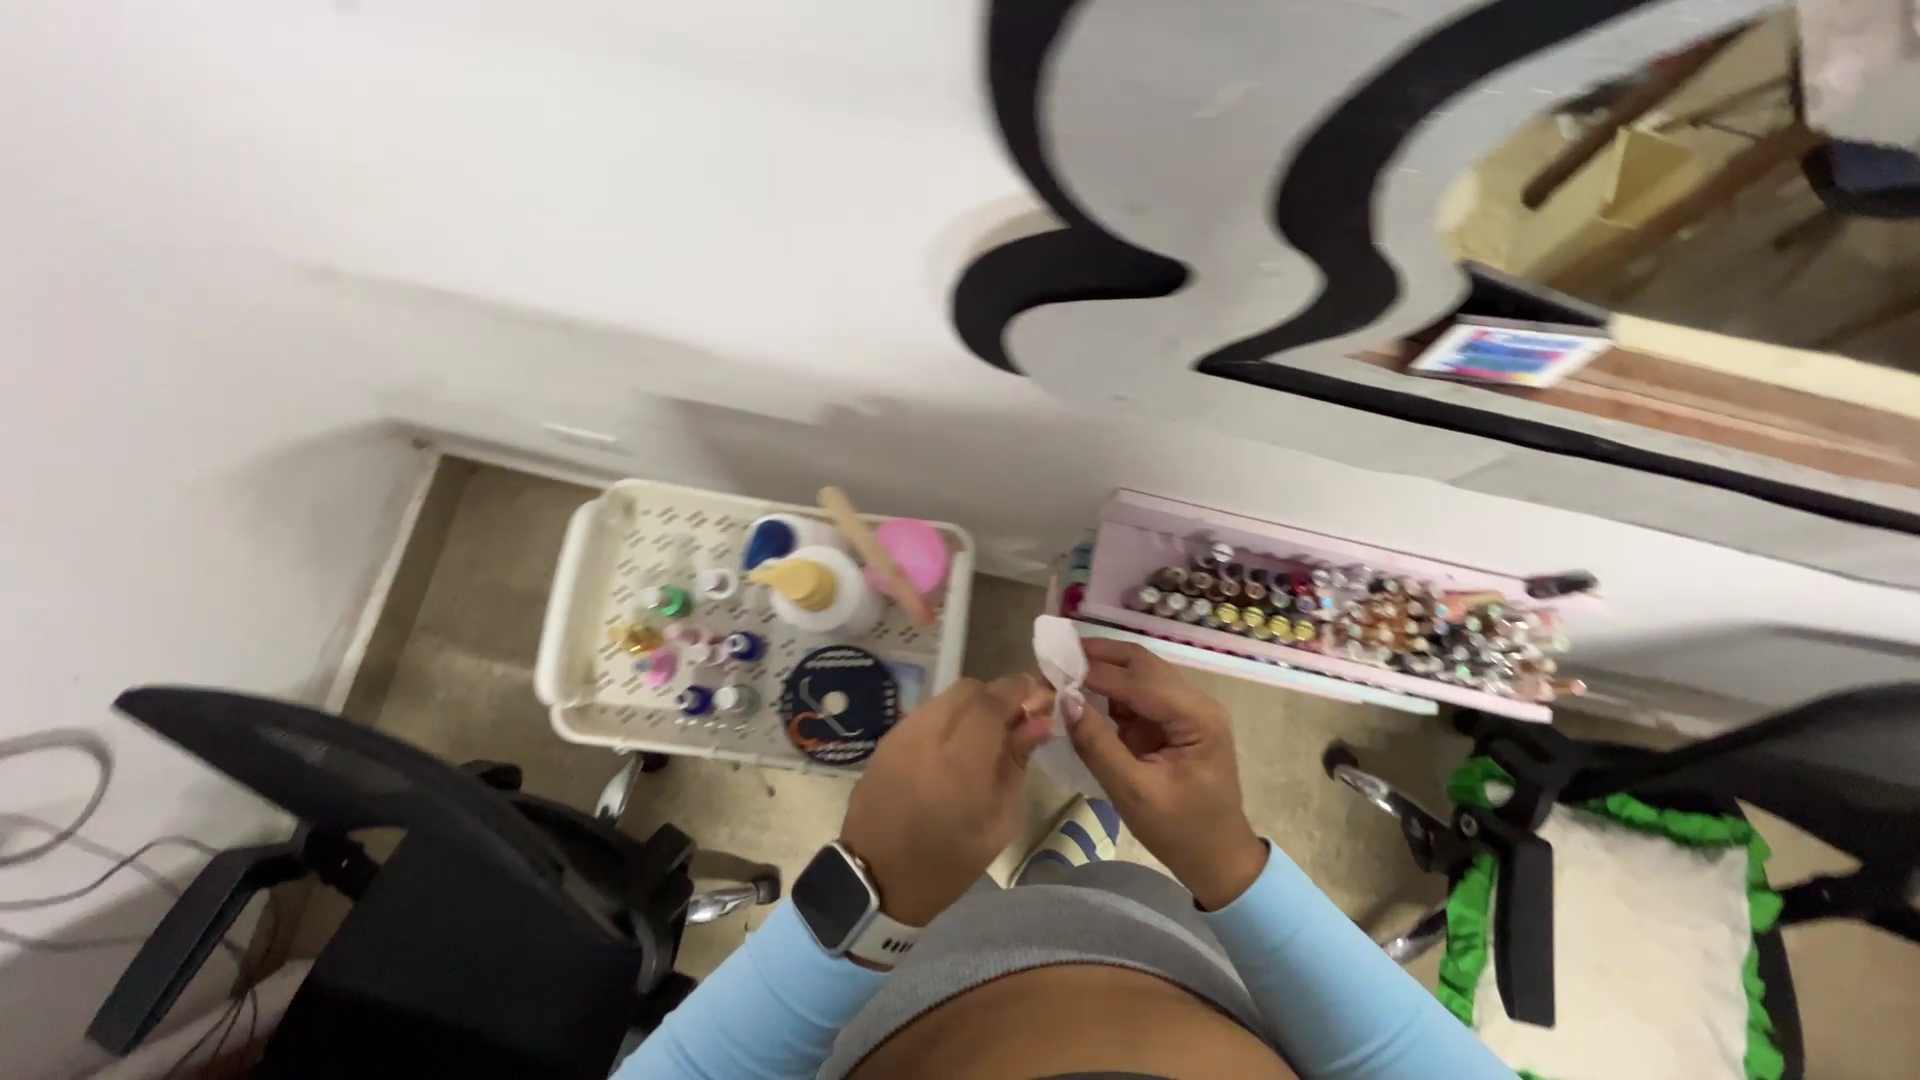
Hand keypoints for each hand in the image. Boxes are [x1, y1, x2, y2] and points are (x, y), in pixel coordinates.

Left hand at [839, 675, 1053, 927]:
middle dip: (997, 697)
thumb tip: (1039, 723)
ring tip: (985, 737)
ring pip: (945, 698)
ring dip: (972, 707)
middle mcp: (928, 734)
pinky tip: (955, 747)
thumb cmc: (948, 862)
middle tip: (1015, 721)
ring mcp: (902, 734)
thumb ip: (1018, 764)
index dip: (1021, 689)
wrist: (875, 879)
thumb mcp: (999, 822)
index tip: (1041, 696)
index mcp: (961, 760)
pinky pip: (926, 714)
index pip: (994, 699)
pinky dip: (948, 719)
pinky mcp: (886, 741)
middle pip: (969, 689)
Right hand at [1066, 640, 1266, 910]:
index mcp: (1197, 718)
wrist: (1216, 859)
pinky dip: (1109, 690)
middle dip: (1099, 657)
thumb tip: (1066, 701)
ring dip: (1103, 669)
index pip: (1139, 682)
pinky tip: (1082, 691)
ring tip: (1062, 670)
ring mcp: (1186, 710)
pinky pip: (1138, 694)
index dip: (1095, 673)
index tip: (1053, 668)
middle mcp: (1196, 703)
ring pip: (1140, 673)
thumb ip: (1098, 745)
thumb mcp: (1133, 793)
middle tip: (1056, 656)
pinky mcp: (1172, 721)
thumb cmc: (1180, 831)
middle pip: (1142, 664)